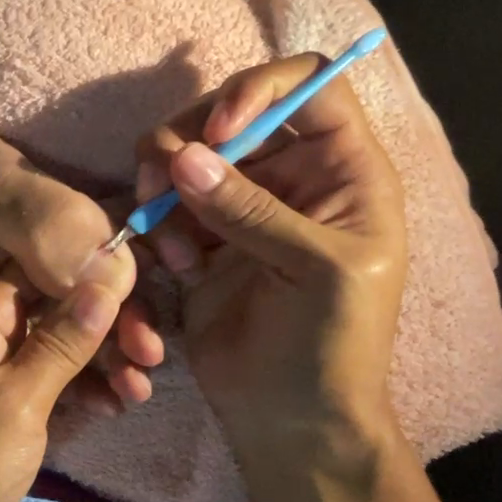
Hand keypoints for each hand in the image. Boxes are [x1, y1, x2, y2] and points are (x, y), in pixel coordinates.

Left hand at [0, 278, 127, 501]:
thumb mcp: (19, 397)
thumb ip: (60, 342)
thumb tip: (104, 281)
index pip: (36, 274)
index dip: (88, 279)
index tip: (139, 292)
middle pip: (54, 312)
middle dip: (105, 327)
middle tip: (151, 353)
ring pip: (59, 352)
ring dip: (102, 364)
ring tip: (141, 387)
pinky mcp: (10, 412)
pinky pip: (55, 388)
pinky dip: (85, 393)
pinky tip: (118, 405)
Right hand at [135, 55, 407, 438]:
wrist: (289, 415)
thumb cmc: (334, 344)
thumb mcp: (319, 271)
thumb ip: (253, 211)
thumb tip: (184, 157)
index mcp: (344, 171)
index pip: (307, 86)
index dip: (257, 91)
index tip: (217, 129)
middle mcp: (290, 177)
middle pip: (227, 114)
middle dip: (186, 141)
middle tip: (157, 178)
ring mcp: (239, 208)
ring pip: (185, 157)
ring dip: (163, 188)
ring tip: (171, 244)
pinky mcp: (198, 237)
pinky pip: (163, 204)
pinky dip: (157, 226)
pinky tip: (176, 268)